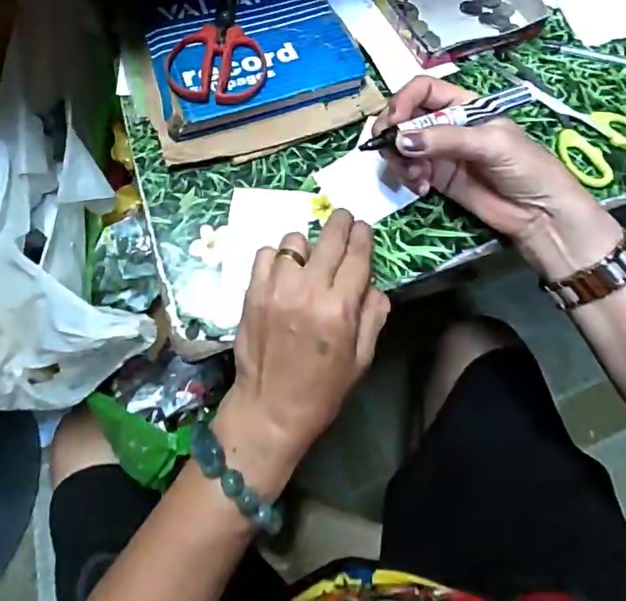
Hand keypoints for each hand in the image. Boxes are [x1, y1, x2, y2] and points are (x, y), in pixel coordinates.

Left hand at [217, 210, 390, 493]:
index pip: (356, 257)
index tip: (363, 226)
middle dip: (340, 223)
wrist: (270, 407)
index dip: (362, 236)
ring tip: (309, 258)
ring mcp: (276, 287)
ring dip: (307, 245)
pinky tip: (284, 270)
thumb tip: (372, 282)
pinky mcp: (252, 290)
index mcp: (339, 309)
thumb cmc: (323, 389)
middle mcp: (308, 291)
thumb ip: (372, 315)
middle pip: (328, 239)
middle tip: (343, 216)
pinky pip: (266, 254)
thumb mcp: (361, 359)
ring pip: (294, 241)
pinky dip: (277, 256)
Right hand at [374, 76, 623, 278]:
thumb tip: (400, 140)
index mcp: (464, 105)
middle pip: (404, 115)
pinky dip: (406, 176)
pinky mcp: (435, 176)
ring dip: (398, 158)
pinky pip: (407, 169)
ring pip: (400, 143)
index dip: (403, 100)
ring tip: (415, 176)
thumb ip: (445, 138)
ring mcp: (439, 151)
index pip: (423, 89)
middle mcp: (446, 124)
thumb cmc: (527, 167)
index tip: (394, 121)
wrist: (542, 215)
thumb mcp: (491, 144)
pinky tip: (421, 187)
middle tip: (390, 149)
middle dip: (392, 130)